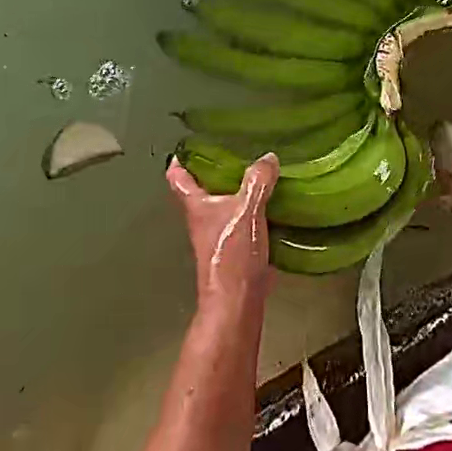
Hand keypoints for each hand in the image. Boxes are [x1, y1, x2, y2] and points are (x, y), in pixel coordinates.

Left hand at [165, 153, 279, 307]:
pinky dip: (255, 214)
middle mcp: (202, 220)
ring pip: (224, 207)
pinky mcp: (236, 253)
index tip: (190, 145)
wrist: (237, 304)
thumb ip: (257, 181)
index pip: (177, 177)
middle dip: (215, 172)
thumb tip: (268, 158)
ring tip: (258, 175)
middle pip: (201, 190)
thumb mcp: (247, 210)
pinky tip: (273, 207)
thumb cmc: (231, 256)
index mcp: (196, 205)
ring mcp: (218, 238)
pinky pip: (243, 225)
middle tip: (234, 153)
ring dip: (238, 193)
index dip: (180, 159)